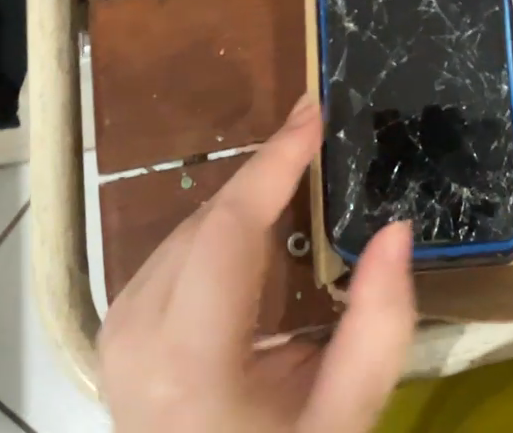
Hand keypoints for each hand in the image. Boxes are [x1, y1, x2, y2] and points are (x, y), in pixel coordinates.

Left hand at [99, 97, 416, 431]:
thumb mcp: (345, 416)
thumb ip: (380, 326)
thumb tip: (396, 227)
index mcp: (187, 359)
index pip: (228, 227)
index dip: (274, 161)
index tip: (314, 110)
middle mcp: (135, 332)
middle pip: (208, 219)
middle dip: (267, 174)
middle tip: (319, 139)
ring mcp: (117, 329)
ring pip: (190, 227)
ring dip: (247, 201)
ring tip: (300, 178)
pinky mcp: (117, 329)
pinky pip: (176, 250)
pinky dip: (224, 229)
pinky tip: (261, 233)